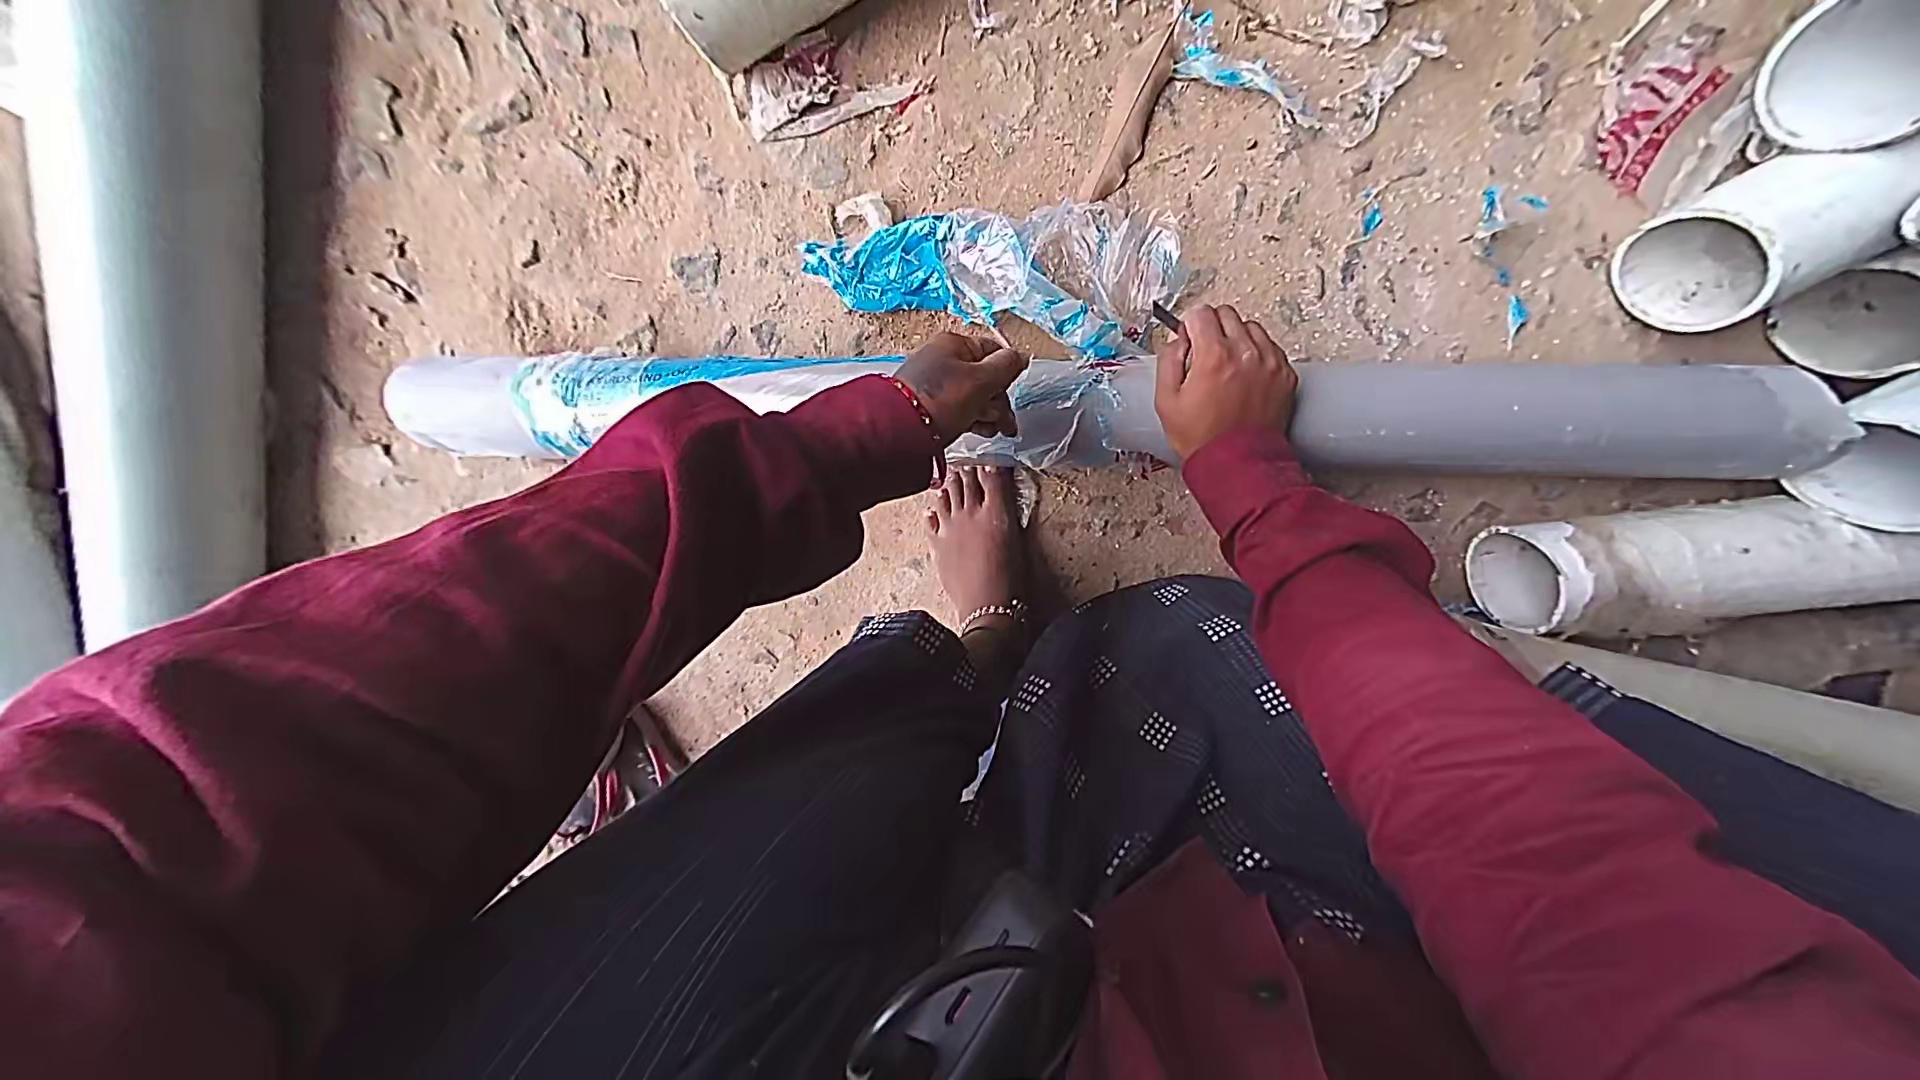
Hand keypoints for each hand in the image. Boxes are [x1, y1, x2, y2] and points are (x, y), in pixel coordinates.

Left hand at [895, 331, 1028, 444]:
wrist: (901, 430)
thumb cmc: (942, 399)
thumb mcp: (981, 379)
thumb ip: (1006, 366)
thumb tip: (1021, 357)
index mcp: (955, 345)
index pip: (994, 352)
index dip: (1007, 373)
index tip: (1013, 391)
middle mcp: (945, 360)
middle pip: (985, 377)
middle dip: (999, 400)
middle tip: (1004, 421)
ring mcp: (937, 384)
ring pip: (975, 396)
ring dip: (988, 413)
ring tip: (991, 429)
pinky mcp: (931, 407)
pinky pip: (960, 410)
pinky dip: (972, 419)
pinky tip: (977, 430)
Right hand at [1154, 304, 1297, 458]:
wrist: (1237, 462)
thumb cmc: (1202, 437)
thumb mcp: (1166, 401)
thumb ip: (1168, 361)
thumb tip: (1177, 342)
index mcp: (1214, 356)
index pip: (1201, 313)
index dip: (1189, 324)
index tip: (1188, 338)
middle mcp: (1245, 353)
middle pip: (1227, 314)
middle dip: (1212, 327)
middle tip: (1204, 351)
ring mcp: (1269, 362)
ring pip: (1251, 328)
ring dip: (1236, 338)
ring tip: (1226, 365)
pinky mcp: (1285, 374)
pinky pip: (1269, 348)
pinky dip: (1255, 354)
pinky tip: (1243, 375)